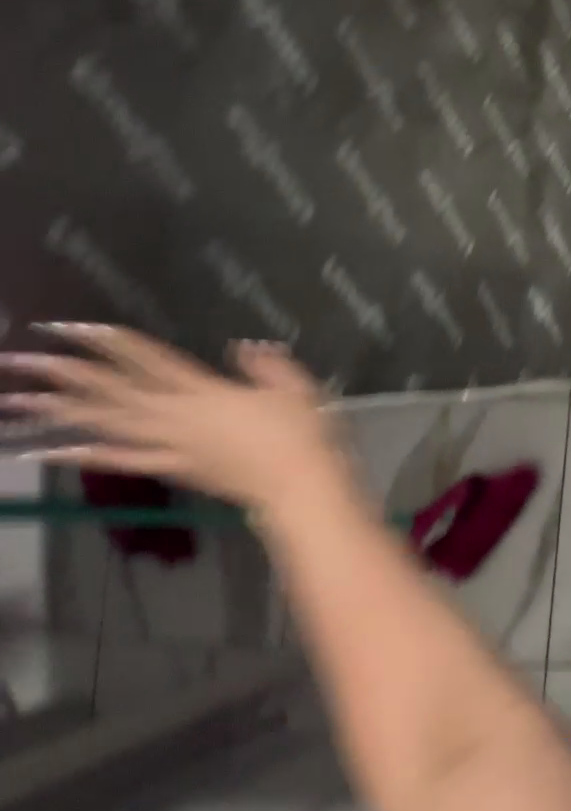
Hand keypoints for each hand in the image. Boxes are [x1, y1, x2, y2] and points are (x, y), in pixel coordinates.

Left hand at [1, 325, 350, 512]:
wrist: (298, 481)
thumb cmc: (302, 432)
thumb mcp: (297, 389)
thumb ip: (268, 367)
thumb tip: (247, 346)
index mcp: (208, 392)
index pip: (155, 362)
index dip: (117, 344)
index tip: (77, 328)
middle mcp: (179, 415)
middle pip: (119, 391)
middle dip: (73, 374)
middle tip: (27, 360)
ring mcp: (172, 443)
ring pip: (111, 423)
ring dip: (66, 411)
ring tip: (23, 400)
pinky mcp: (174, 466)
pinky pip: (123, 459)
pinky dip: (86, 456)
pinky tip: (53, 451)